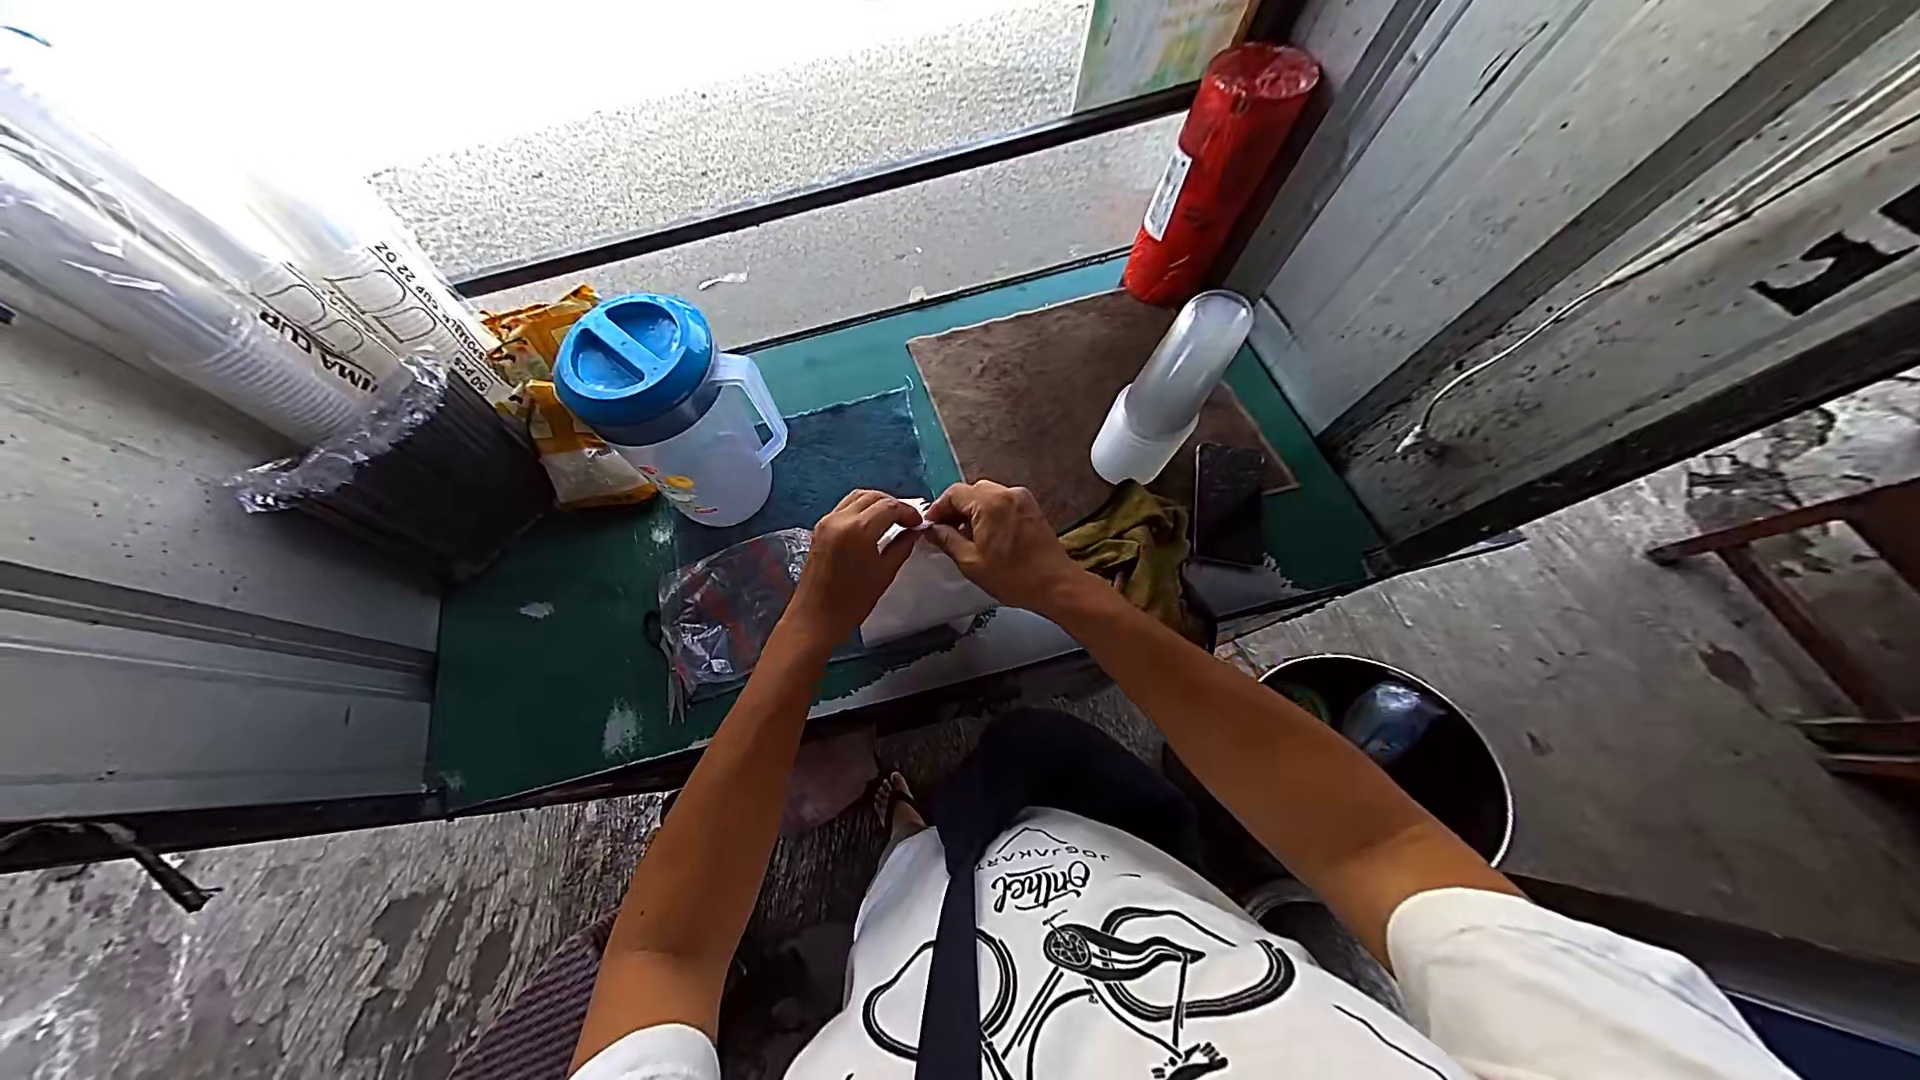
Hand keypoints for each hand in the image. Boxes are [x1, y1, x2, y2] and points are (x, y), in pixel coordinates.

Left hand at [783, 490, 923, 645]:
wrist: (815, 618)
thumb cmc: (852, 601)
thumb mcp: (884, 573)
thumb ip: (901, 547)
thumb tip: (913, 532)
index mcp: (858, 529)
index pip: (889, 506)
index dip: (908, 512)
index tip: (918, 523)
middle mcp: (840, 519)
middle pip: (872, 496)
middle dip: (893, 504)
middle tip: (908, 520)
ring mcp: (827, 521)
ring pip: (857, 497)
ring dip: (877, 503)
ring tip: (892, 520)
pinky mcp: (820, 528)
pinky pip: (845, 507)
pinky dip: (862, 509)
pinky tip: (873, 525)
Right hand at [924, 480, 1090, 616]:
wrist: (1055, 584)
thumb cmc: (1016, 577)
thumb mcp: (970, 562)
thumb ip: (947, 540)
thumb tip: (933, 530)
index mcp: (990, 503)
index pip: (954, 493)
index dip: (938, 508)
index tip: (931, 525)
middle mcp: (1007, 494)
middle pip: (970, 492)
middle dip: (954, 510)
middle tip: (944, 532)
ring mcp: (1022, 500)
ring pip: (986, 496)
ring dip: (972, 512)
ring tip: (965, 537)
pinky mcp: (1031, 508)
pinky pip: (1002, 503)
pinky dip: (989, 514)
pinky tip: (985, 536)